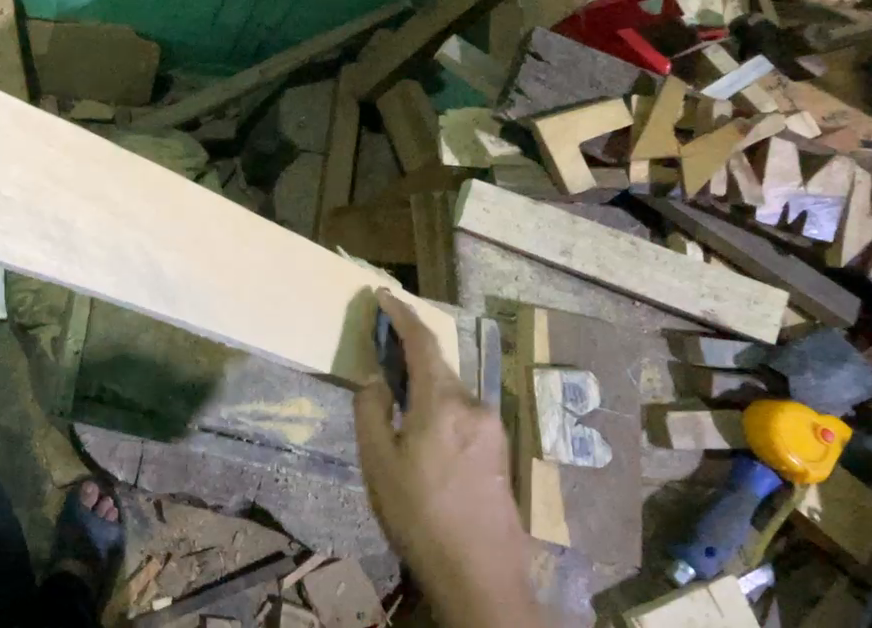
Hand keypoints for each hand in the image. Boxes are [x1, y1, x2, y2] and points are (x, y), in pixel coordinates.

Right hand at [355, 291, 541, 624]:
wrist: (481, 576)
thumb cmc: (419, 513)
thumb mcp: (377, 460)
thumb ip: (371, 410)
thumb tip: (378, 381)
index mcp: (443, 402)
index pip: (422, 342)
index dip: (401, 315)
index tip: (382, 295)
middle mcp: (475, 408)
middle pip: (436, 367)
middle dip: (408, 354)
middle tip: (379, 352)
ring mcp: (492, 432)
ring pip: (449, 394)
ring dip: (423, 387)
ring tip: (395, 403)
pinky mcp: (499, 455)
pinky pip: (461, 415)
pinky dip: (437, 407)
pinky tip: (420, 434)